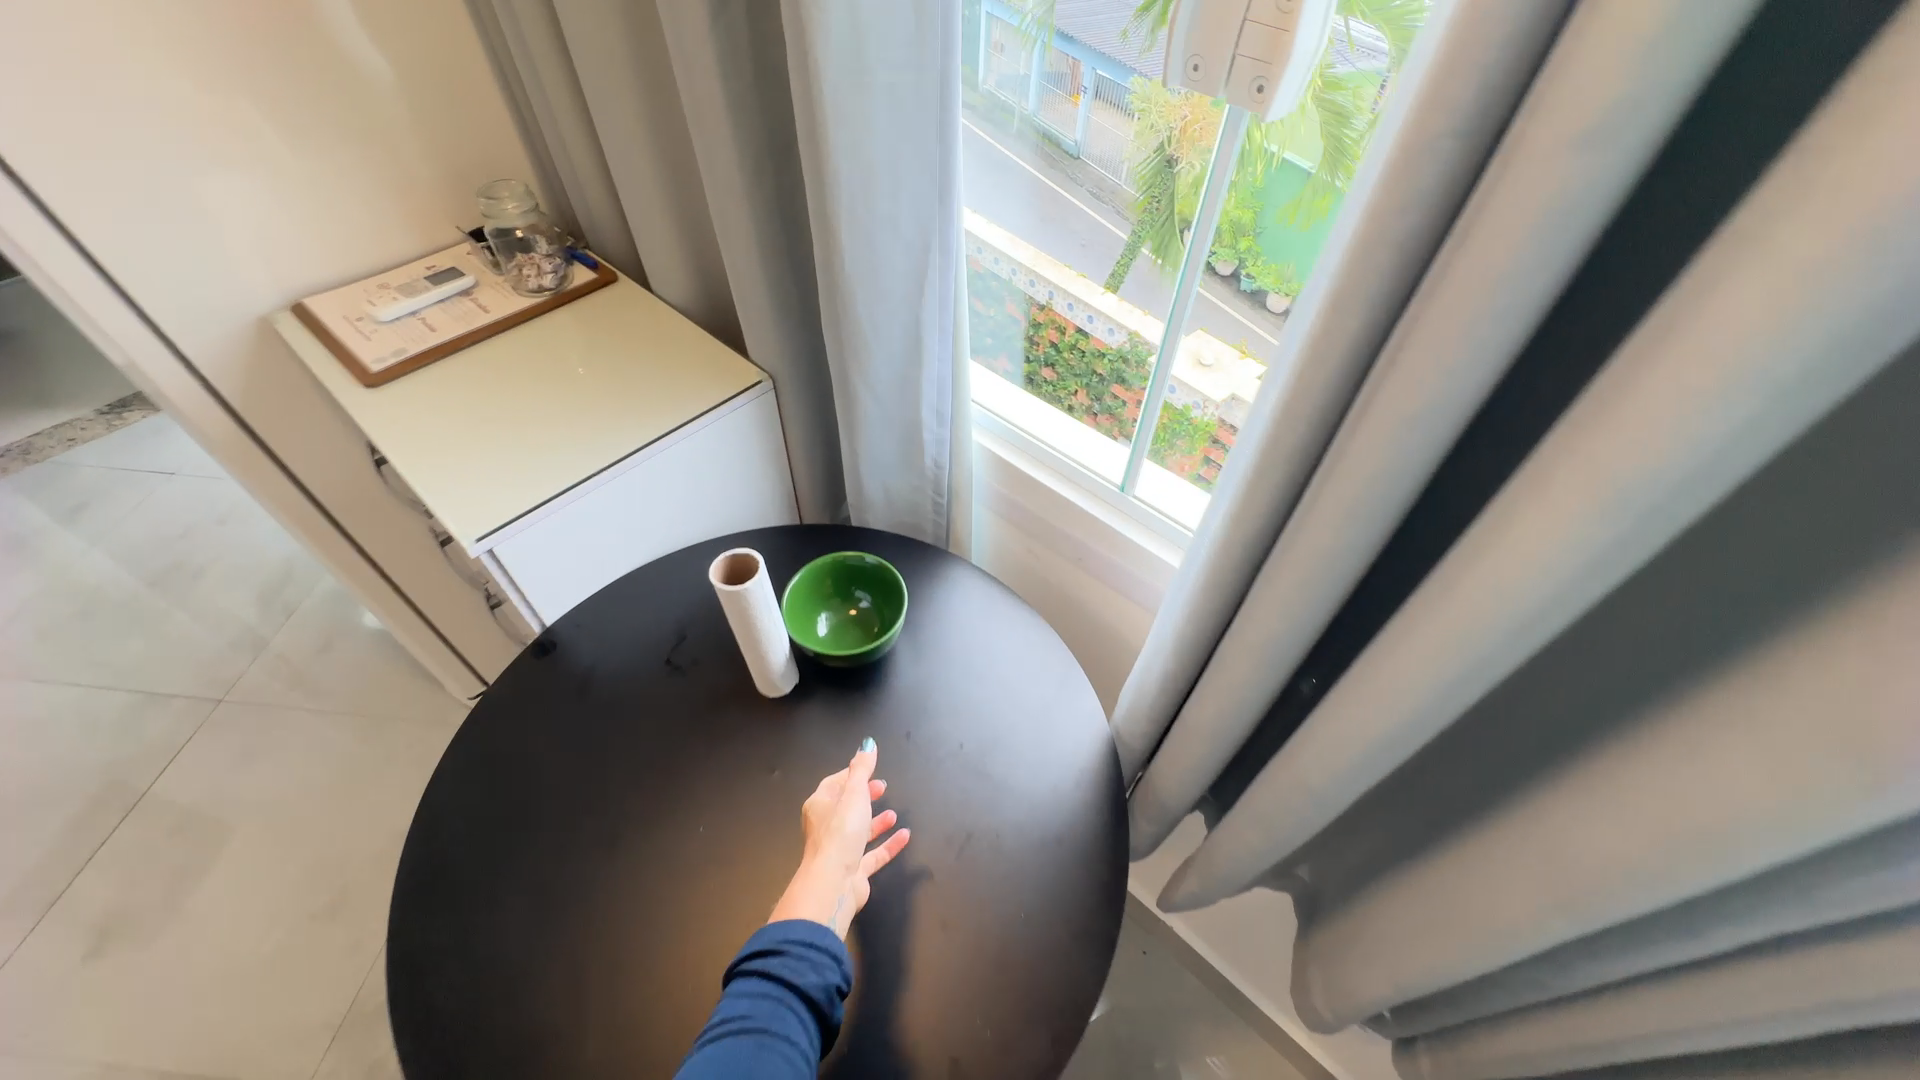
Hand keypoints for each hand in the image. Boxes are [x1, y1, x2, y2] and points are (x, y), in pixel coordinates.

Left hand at [768, 738, 910, 938]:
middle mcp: (826, 828)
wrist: (833, 884)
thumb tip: (867, 744)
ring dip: (876, 821)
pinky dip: (888, 844)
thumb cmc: (840, 833)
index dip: (851, 775)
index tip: (869, 768)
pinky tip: (904, 836)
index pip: (835, 784)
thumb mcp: (854, 794)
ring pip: (859, 832)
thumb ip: (862, 769)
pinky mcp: (853, 871)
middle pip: (846, 807)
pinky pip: (873, 854)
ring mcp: (839, 851)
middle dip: (864, 797)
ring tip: (893, 812)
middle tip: (882, 787)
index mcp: (819, 806)